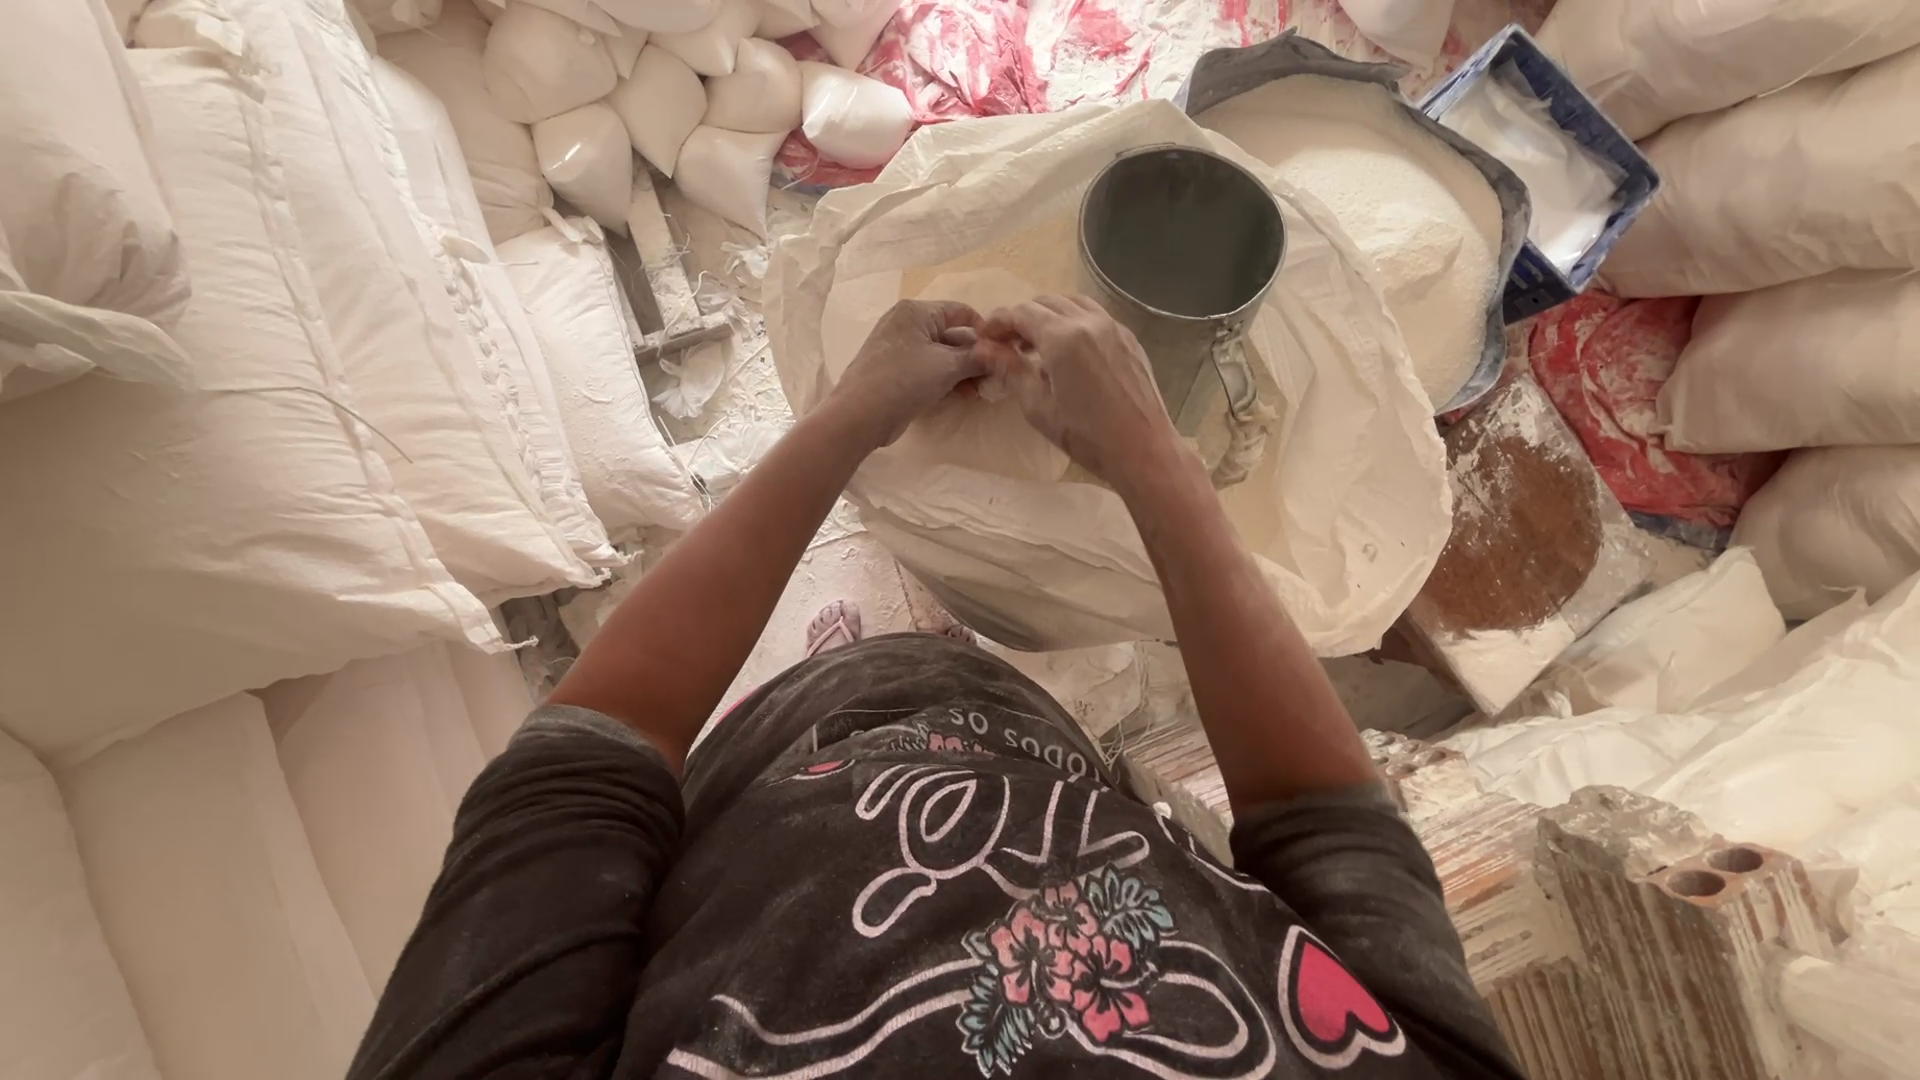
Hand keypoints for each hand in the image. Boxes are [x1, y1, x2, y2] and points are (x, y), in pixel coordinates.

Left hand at [828, 299, 988, 447]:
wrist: (859, 415)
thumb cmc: (905, 380)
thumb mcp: (947, 366)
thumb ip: (976, 358)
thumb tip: (998, 355)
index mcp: (916, 311)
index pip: (961, 312)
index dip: (985, 330)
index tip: (1003, 352)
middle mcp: (906, 324)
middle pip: (951, 335)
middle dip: (974, 357)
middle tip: (994, 378)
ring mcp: (898, 349)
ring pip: (941, 356)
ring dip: (962, 372)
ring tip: (980, 392)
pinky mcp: (895, 373)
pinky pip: (928, 371)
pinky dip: (945, 380)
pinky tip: (963, 396)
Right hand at [975, 295, 1187, 486]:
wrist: (1142, 448)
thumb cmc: (1085, 435)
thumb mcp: (1038, 406)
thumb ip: (1010, 370)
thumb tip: (984, 349)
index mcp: (1063, 337)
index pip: (1021, 313)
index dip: (998, 322)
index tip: (983, 338)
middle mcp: (1089, 321)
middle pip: (1046, 303)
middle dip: (1021, 318)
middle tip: (1006, 344)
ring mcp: (1113, 327)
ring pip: (1072, 304)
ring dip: (1047, 316)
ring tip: (1035, 344)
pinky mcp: (1128, 338)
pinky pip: (1094, 316)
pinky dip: (1072, 322)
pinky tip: (1067, 351)